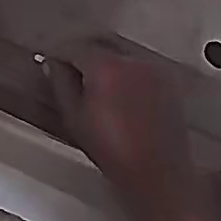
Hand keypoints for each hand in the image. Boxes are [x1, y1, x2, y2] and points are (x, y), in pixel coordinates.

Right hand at [42, 45, 209, 214]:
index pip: (75, 48)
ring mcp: (153, 70)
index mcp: (105, 66)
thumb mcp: (75, 118)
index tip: (54, 68)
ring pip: (121, 60)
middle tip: (75, 85)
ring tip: (100, 97)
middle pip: (100, 51)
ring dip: (108, 70)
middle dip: (85, 62)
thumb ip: (60, 84)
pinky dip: (128, 79)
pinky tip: (123, 102)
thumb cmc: (111, 149)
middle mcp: (131, 61)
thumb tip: (53, 64)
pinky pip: (139, 72)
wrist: (156, 172)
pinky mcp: (168, 83)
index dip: (61, 58)